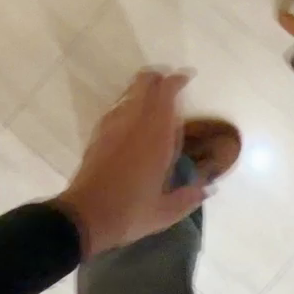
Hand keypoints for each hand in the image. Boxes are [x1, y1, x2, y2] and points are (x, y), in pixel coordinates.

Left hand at [51, 69, 205, 257]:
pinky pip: (117, 106)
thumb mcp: (165, 212)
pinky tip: (132, 117)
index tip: (187, 78)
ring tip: (153, 98)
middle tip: (170, 84)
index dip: (177, 81)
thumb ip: (189, 197)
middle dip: (158, 78)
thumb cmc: (129, 212)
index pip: (167, 94)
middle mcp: (135, 122)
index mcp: (156, 136)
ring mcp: (114, 124)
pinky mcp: (98, 132)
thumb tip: (208, 188)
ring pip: (129, 91)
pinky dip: (128, 102)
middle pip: (145, 83)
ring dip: (142, 88)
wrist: (85, 215)